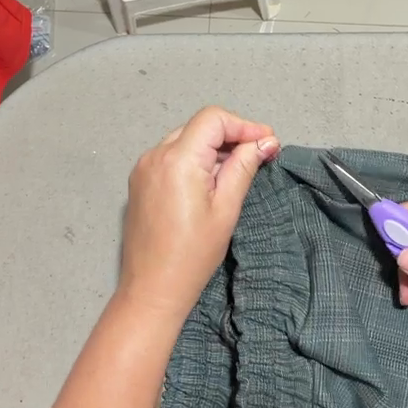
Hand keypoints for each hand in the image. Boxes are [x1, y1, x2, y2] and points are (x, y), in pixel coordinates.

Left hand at [119, 107, 279, 318]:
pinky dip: (193, 160)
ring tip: (234, 174)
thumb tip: (265, 142)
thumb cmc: (192, 255)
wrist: (152, 288)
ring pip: (185, 140)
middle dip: (230, 137)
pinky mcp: (140, 180)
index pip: (213, 119)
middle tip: (258, 157)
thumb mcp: (226, 208)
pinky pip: (171, 156)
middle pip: (199, 127)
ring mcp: (144, 167)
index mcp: (177, 159)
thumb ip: (244, 167)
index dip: (244, 126)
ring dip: (212, 149)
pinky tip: (209, 184)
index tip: (267, 142)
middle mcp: (155, 155)